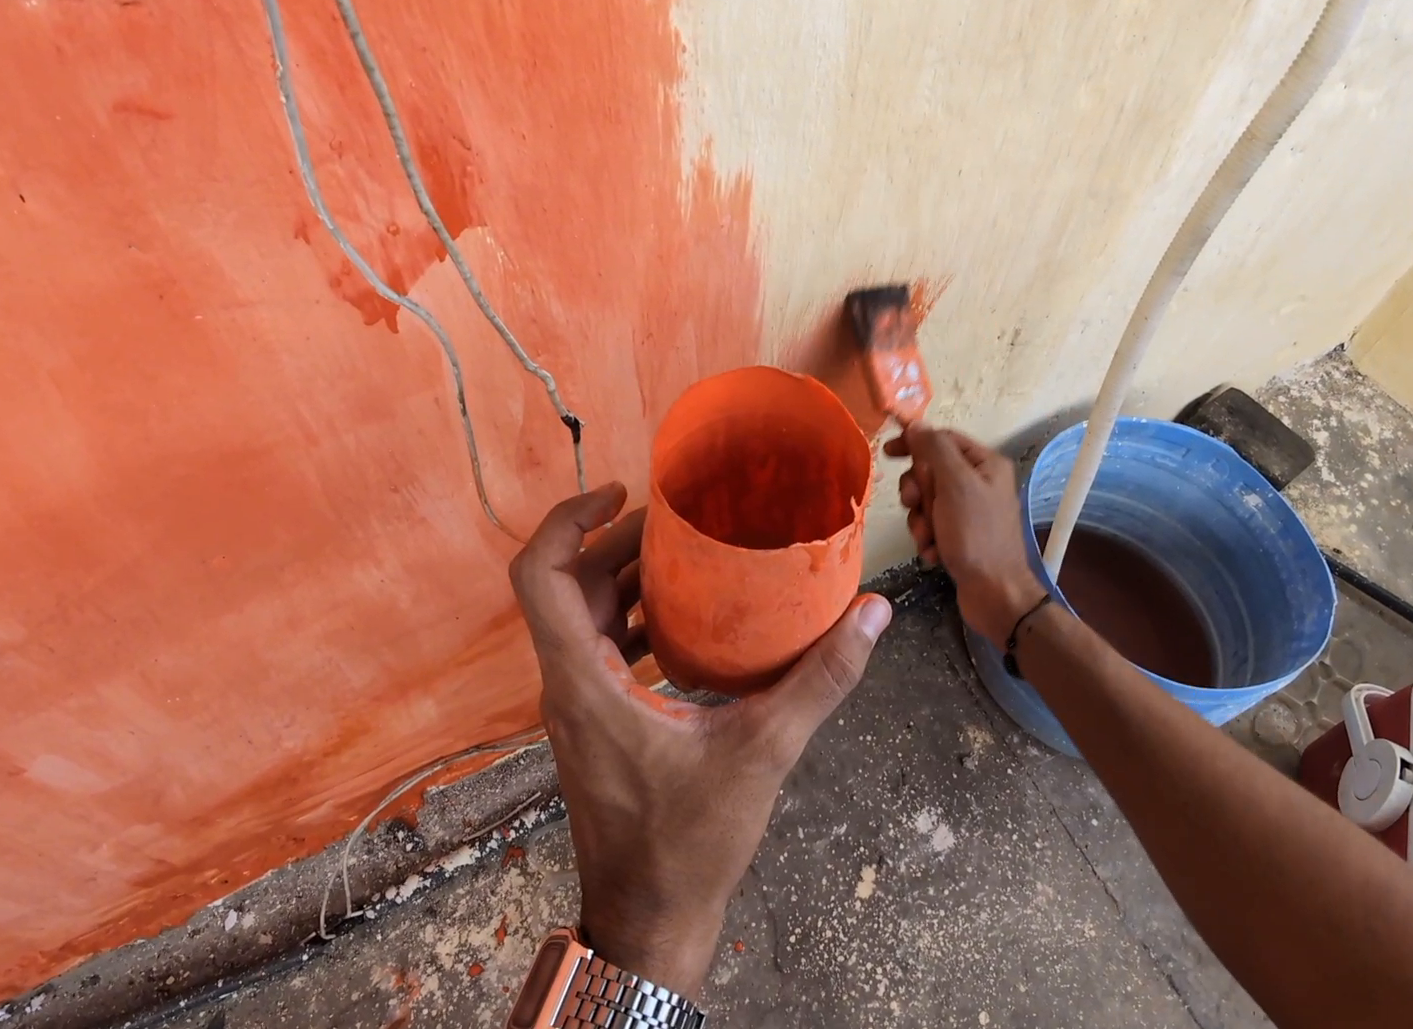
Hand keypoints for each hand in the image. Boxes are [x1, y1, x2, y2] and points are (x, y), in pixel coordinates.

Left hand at [510, 482, 892, 996]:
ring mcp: (576, 707)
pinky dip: (632, 619)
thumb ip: (821, 680)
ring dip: (623, 580)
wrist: (651, 918)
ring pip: (581, 617)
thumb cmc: (692, 842)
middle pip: (567, 587)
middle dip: (615, 542)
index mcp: (582, 682)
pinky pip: (599, 648)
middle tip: (679, 519)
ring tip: (686, 555)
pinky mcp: (595, 724)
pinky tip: (687, 620)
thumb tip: (873, 613)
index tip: (621, 493)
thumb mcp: (764, 753)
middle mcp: (566, 686)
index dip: (568, 520)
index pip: (539, 577)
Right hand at [884, 424, 1046, 647]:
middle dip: (918, 492)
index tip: (888, 453)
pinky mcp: (961, 536)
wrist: (994, 593)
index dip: (915, 443)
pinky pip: (932, 526)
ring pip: (927, 502)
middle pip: (931, 472)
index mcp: (985, 464)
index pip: (943, 440)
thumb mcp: (954, 485)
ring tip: (928, 538)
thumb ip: (934, 450)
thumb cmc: (976, 535)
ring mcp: (970, 512)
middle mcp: (979, 483)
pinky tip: (933, 553)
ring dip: (920, 520)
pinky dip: (927, 539)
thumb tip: (915, 424)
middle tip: (917, 505)